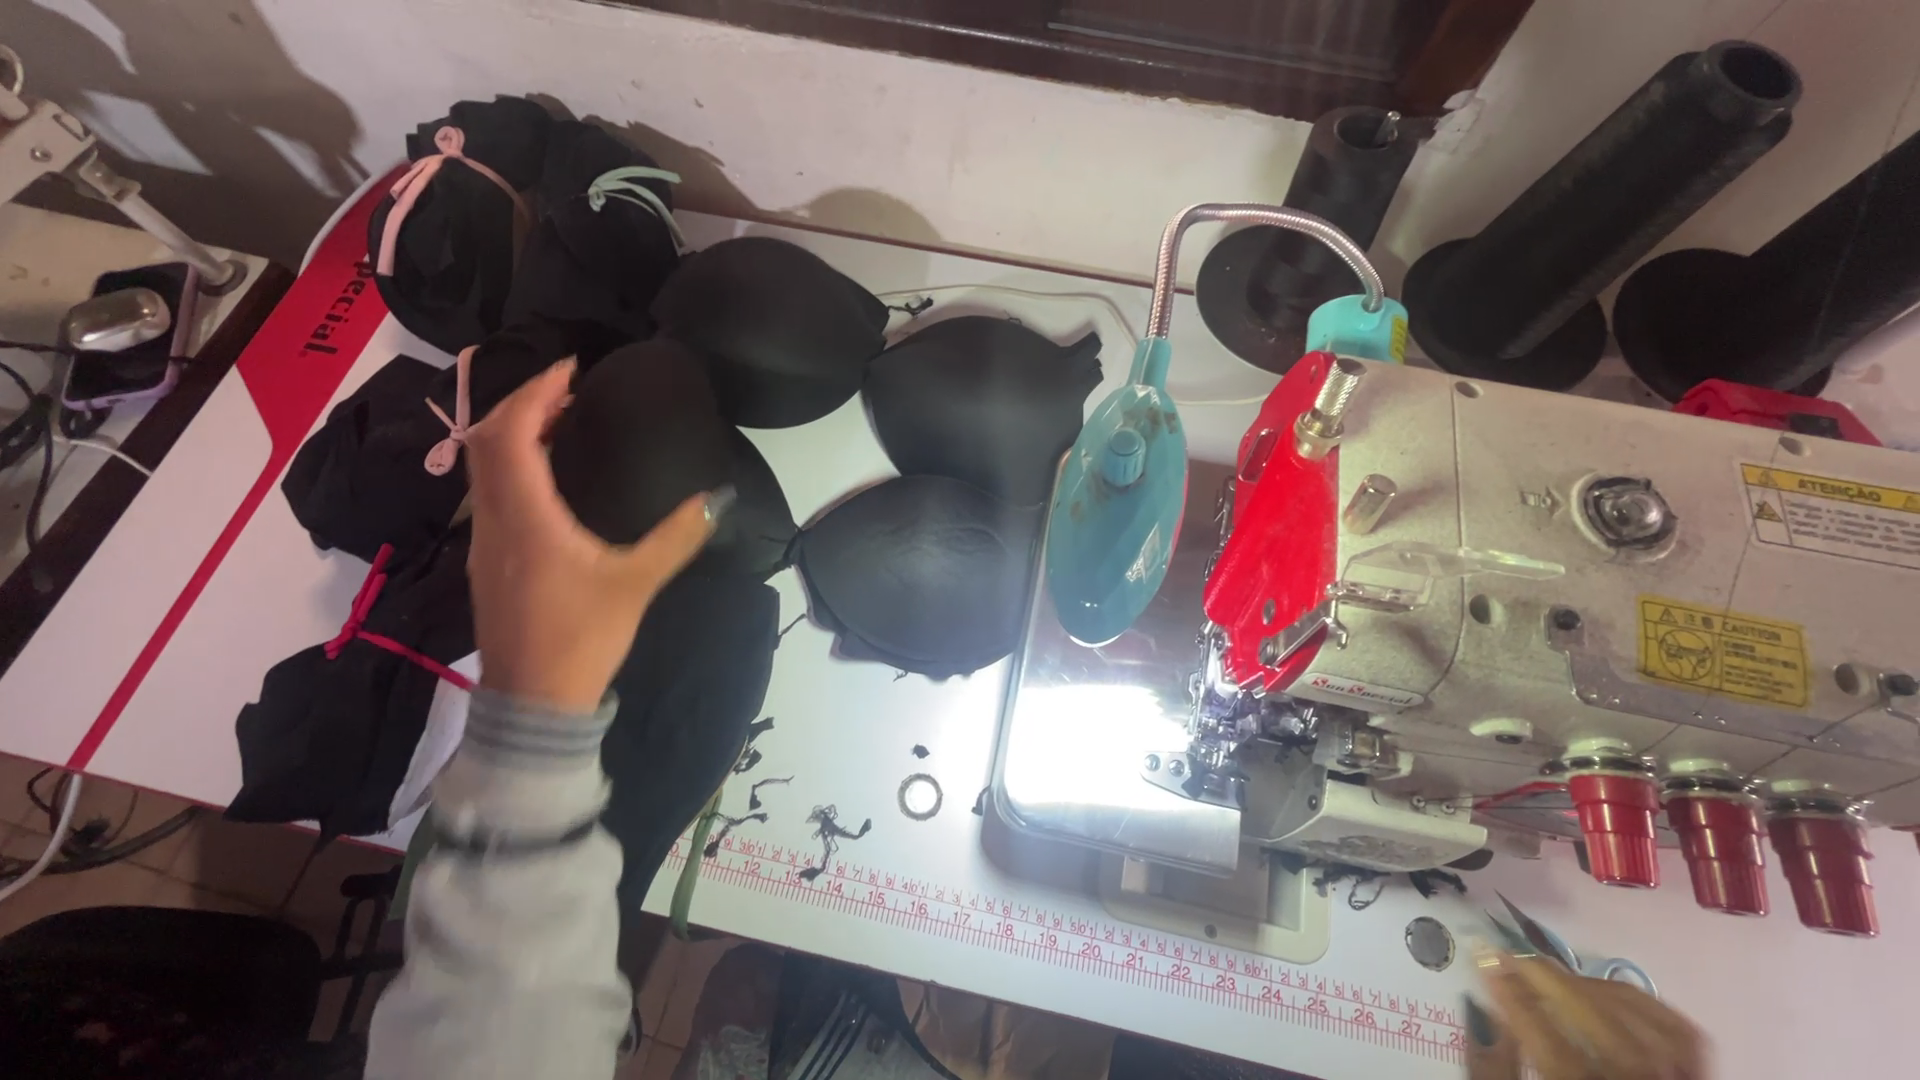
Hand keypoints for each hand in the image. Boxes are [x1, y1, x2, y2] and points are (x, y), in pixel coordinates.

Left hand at [465, 359, 722, 711]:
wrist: (534, 700)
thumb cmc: (583, 637)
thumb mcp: (637, 583)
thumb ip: (679, 536)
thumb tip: (720, 498)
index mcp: (527, 516)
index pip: (513, 433)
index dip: (536, 392)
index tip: (573, 370)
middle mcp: (493, 519)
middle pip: (487, 441)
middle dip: (524, 404)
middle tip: (568, 390)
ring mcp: (483, 541)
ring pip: (481, 467)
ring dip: (513, 433)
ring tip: (559, 421)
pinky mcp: (487, 560)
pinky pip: (488, 491)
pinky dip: (511, 464)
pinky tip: (545, 476)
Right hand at [1466, 949, 1706, 1079]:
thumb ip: (1493, 1070)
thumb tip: (1480, 1010)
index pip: (1555, 1052)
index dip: (1516, 999)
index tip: (1485, 960)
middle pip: (1605, 1032)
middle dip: (1552, 982)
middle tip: (1511, 956)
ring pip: (1643, 1026)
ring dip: (1587, 987)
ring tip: (1547, 975)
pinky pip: (1679, 1031)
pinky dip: (1636, 1001)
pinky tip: (1600, 991)